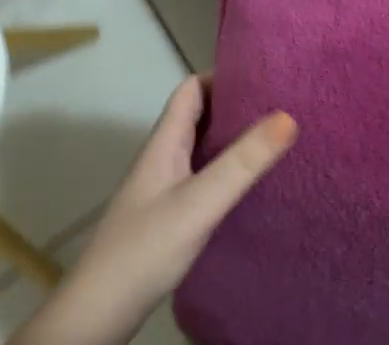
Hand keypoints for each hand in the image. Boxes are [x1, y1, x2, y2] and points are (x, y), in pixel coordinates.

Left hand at [13, 75, 296, 344]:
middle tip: (279, 110)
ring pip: (200, 149)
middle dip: (235, 108)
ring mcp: (162, 188)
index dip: (223, 77)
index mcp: (164, 143)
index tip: (263, 79)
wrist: (100, 310)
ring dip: (231, 142)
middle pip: (198, 117)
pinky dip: (224, 173)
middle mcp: (162, 158)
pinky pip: (200, 178)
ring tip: (273, 145)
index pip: (191, 89)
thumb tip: (288, 116)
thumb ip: (242, 162)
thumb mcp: (200, 202)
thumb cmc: (146, 247)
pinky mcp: (167, 217)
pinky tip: (247, 190)